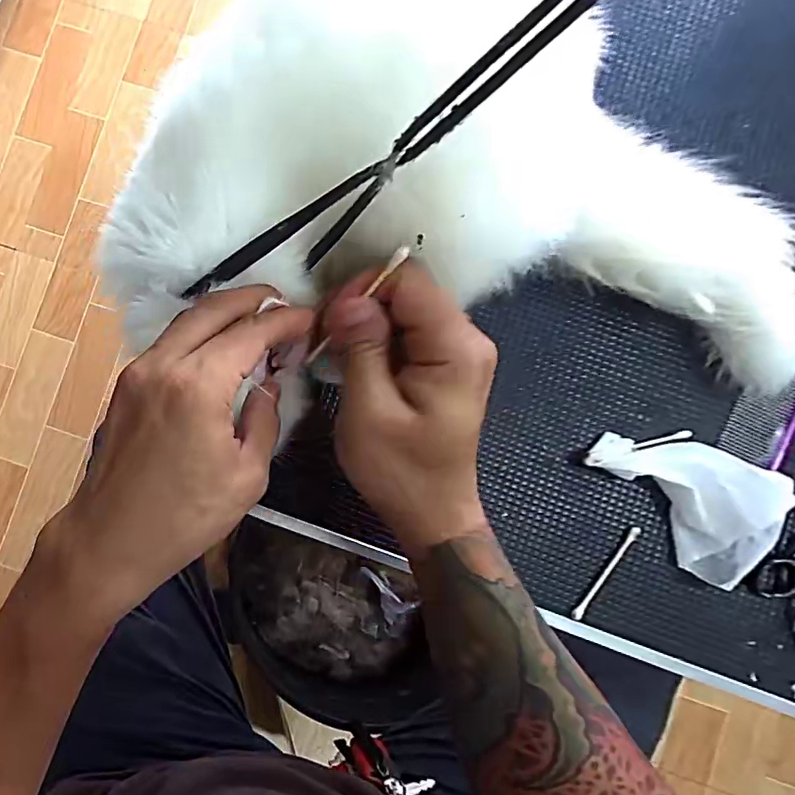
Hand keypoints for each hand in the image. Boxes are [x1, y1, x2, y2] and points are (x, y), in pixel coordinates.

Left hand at [41, 286, 311, 622]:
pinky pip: (170, 343)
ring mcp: (139, 372)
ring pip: (186, 321)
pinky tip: (221, 349)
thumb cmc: (185, 518)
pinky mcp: (127, 386)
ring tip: (257, 320)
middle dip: (253, 299)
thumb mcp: (248, 475)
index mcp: (198, 385)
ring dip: (224, 313)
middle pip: (213, 309)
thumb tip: (266, 386)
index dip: (284, 321)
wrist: (112, 539)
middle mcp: (164, 365)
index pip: (250, 332)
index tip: (308, 319)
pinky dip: (200, 334)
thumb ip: (264, 420)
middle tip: (284, 304)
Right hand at [323, 261, 497, 555]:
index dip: (364, 289)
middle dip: (363, 306)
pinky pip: (412, 335)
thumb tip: (348, 300)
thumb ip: (361, 348)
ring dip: (368, 325)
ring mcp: (462, 354)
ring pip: (407, 312)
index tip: (331, 321)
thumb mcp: (369, 412)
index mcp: (456, 347)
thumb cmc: (401, 473)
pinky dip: (381, 341)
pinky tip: (358, 365)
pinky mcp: (449, 367)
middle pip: (410, 292)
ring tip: (336, 353)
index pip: (409, 280)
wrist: (433, 515)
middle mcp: (468, 341)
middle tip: (326, 339)